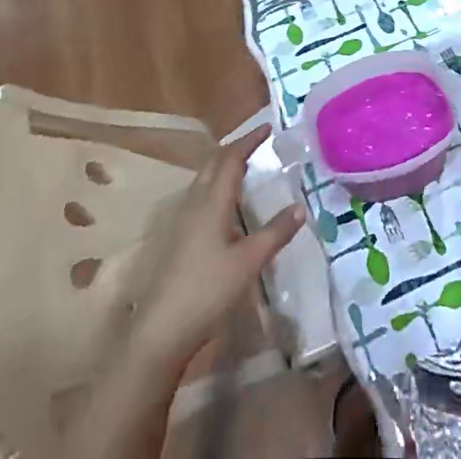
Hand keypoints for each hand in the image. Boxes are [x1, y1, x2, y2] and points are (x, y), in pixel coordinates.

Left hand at [119, 124, 305, 365]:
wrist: (160, 332)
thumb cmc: (208, 290)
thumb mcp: (250, 260)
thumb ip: (276, 231)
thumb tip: (300, 207)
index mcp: (211, 204)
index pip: (229, 160)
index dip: (248, 141)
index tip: (268, 128)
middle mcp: (193, 206)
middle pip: (211, 166)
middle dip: (234, 150)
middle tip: (258, 143)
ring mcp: (181, 224)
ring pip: (202, 182)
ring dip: (223, 168)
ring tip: (246, 167)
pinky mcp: (178, 241)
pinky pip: (199, 199)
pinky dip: (216, 187)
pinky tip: (227, 205)